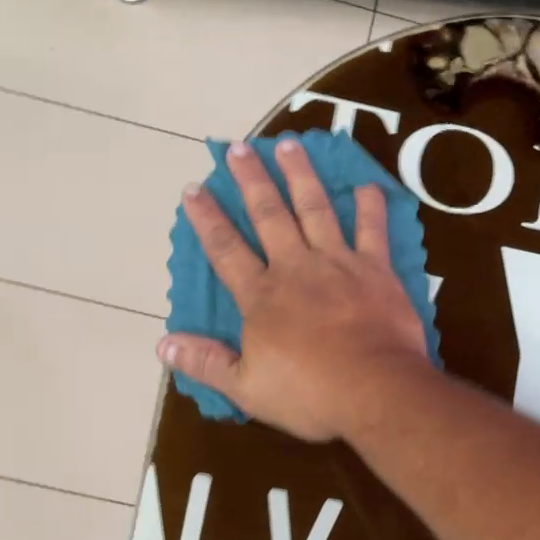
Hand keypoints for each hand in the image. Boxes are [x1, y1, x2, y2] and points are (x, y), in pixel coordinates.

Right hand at [160, 137, 431, 441]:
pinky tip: (368, 185)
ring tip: (290, 144)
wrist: (375, 391)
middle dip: (251, 180)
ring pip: (316, 209)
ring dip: (301, 175)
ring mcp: (339, 264)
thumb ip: (207, 363)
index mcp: (262, 297)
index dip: (208, 219)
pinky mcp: (377, 271)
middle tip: (240, 148)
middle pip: (269, 216)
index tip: (194, 189)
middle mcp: (296, 269)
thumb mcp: (248, 389)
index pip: (226, 250)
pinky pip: (373, 231)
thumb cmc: (310, 394)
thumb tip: (163, 345)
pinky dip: (371, 207)